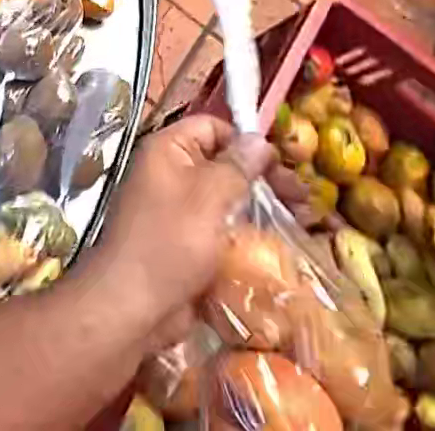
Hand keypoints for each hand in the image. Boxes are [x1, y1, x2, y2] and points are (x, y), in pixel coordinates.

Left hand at [80, 115, 301, 342]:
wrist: (132, 307)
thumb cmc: (169, 241)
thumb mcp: (208, 196)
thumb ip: (237, 166)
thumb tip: (259, 139)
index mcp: (167, 150)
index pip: (211, 127)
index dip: (245, 140)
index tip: (280, 164)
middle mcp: (169, 172)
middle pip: (222, 162)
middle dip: (261, 177)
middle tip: (302, 199)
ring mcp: (177, 209)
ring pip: (225, 198)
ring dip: (259, 207)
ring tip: (300, 221)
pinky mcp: (186, 242)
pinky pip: (220, 228)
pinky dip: (245, 233)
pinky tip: (276, 247)